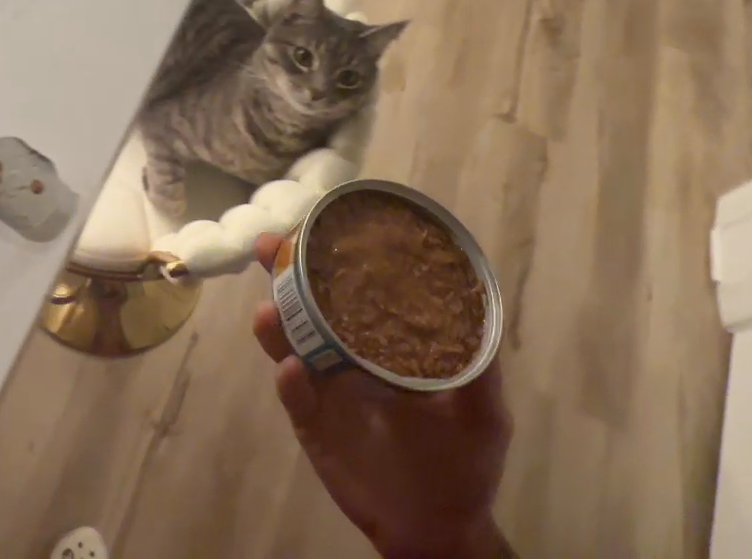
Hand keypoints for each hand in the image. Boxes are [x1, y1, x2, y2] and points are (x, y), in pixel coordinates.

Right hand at [253, 233, 511, 558]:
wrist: (434, 526)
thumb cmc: (461, 462)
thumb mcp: (482, 412)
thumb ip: (480, 367)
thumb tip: (480, 308)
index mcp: (381, 340)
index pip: (350, 287)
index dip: (333, 255)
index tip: (321, 224)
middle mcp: (346, 352)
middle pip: (307, 302)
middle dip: (285, 270)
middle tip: (269, 245)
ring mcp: (324, 385)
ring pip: (289, 341)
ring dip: (276, 322)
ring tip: (270, 309)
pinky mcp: (310, 421)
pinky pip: (294, 394)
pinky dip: (289, 381)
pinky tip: (293, 371)